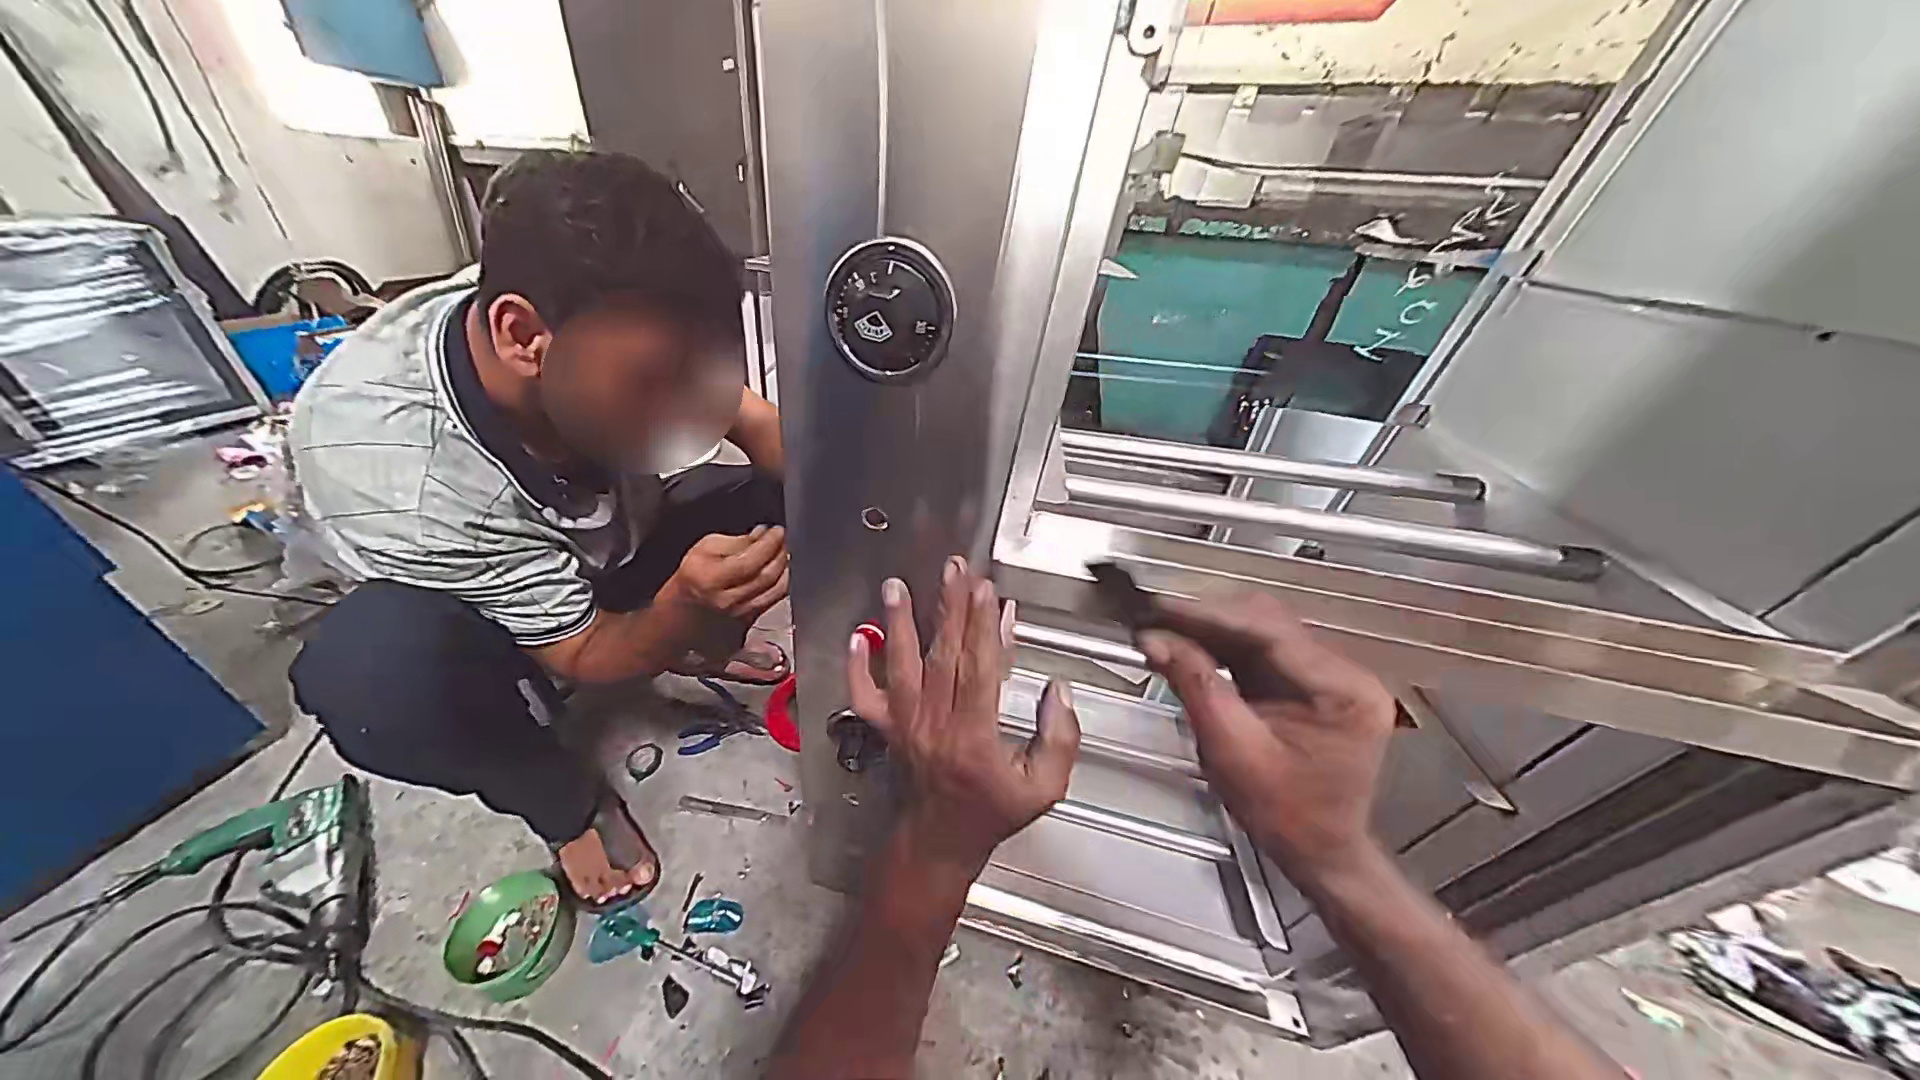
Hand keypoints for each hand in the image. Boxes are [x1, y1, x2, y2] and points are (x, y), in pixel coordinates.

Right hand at [663, 525, 788, 619]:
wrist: (683, 610)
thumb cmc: (693, 577)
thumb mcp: (704, 549)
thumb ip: (736, 541)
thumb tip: (762, 534)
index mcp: (711, 580)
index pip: (750, 561)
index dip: (769, 544)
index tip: (777, 531)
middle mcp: (727, 600)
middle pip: (767, 575)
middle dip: (779, 553)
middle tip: (782, 540)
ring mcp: (740, 614)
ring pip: (776, 590)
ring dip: (785, 568)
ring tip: (782, 553)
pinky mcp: (751, 621)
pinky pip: (776, 600)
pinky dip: (782, 582)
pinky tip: (780, 570)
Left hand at [847, 557, 1080, 872]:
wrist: (937, 845)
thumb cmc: (990, 815)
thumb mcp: (1043, 789)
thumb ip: (1059, 739)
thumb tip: (1057, 691)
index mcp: (976, 740)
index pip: (981, 670)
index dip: (984, 626)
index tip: (987, 591)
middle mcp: (935, 727)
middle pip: (943, 656)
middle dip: (951, 607)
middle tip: (953, 569)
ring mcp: (905, 727)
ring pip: (902, 667)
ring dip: (900, 623)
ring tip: (897, 587)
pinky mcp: (886, 729)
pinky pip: (866, 695)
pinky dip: (858, 666)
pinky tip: (857, 635)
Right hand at [1138, 592, 1396, 875]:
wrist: (1320, 852)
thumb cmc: (1287, 817)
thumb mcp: (1234, 753)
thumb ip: (1197, 688)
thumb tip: (1157, 640)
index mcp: (1342, 690)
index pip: (1268, 632)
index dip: (1207, 615)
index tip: (1160, 609)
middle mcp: (1342, 671)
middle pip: (1264, 621)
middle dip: (1204, 618)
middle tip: (1153, 618)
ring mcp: (1324, 673)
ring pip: (1256, 628)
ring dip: (1206, 628)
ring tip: (1162, 629)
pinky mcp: (1302, 678)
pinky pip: (1254, 647)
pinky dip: (1216, 645)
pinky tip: (1186, 645)